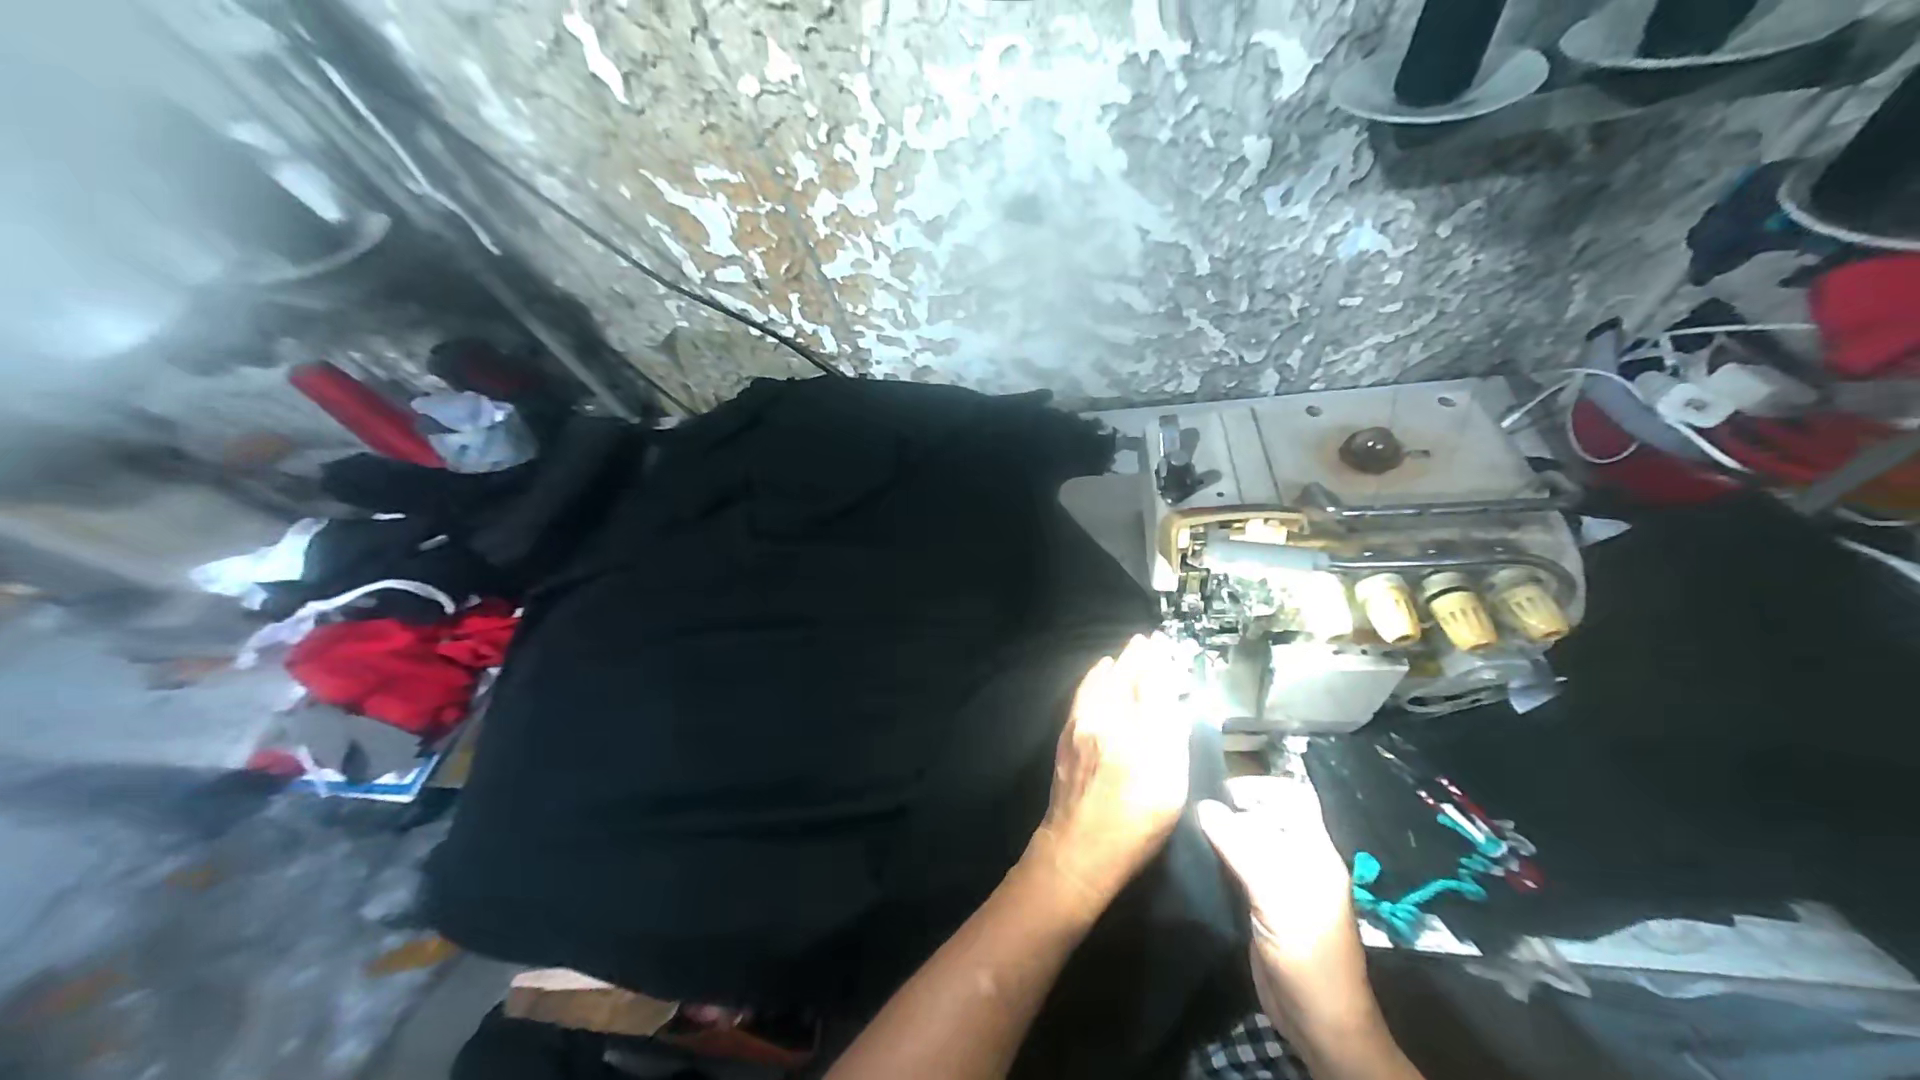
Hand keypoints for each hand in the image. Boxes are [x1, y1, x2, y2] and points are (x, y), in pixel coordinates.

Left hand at [1025, 634, 1190, 912]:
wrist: (1077, 850)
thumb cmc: (1133, 824)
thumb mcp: (1169, 784)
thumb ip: (1170, 735)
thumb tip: (1170, 699)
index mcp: (1134, 730)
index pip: (1149, 682)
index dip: (1159, 662)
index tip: (1165, 645)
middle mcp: (1104, 719)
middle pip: (1122, 677)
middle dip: (1137, 657)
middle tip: (1148, 640)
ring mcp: (1080, 727)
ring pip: (1100, 683)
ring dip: (1116, 664)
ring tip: (1126, 652)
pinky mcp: (1066, 738)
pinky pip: (1083, 694)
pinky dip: (1094, 679)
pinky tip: (1099, 675)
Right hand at [1199, 776, 1371, 1030]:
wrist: (1319, 1024)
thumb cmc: (1308, 957)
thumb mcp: (1276, 899)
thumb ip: (1242, 849)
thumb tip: (1205, 807)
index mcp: (1315, 853)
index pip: (1293, 798)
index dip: (1261, 786)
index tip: (1221, 790)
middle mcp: (1299, 861)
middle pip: (1267, 815)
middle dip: (1235, 806)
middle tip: (1196, 809)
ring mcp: (1280, 883)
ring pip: (1251, 839)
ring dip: (1224, 831)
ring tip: (1191, 827)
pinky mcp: (1262, 902)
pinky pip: (1240, 864)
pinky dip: (1220, 854)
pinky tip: (1198, 856)